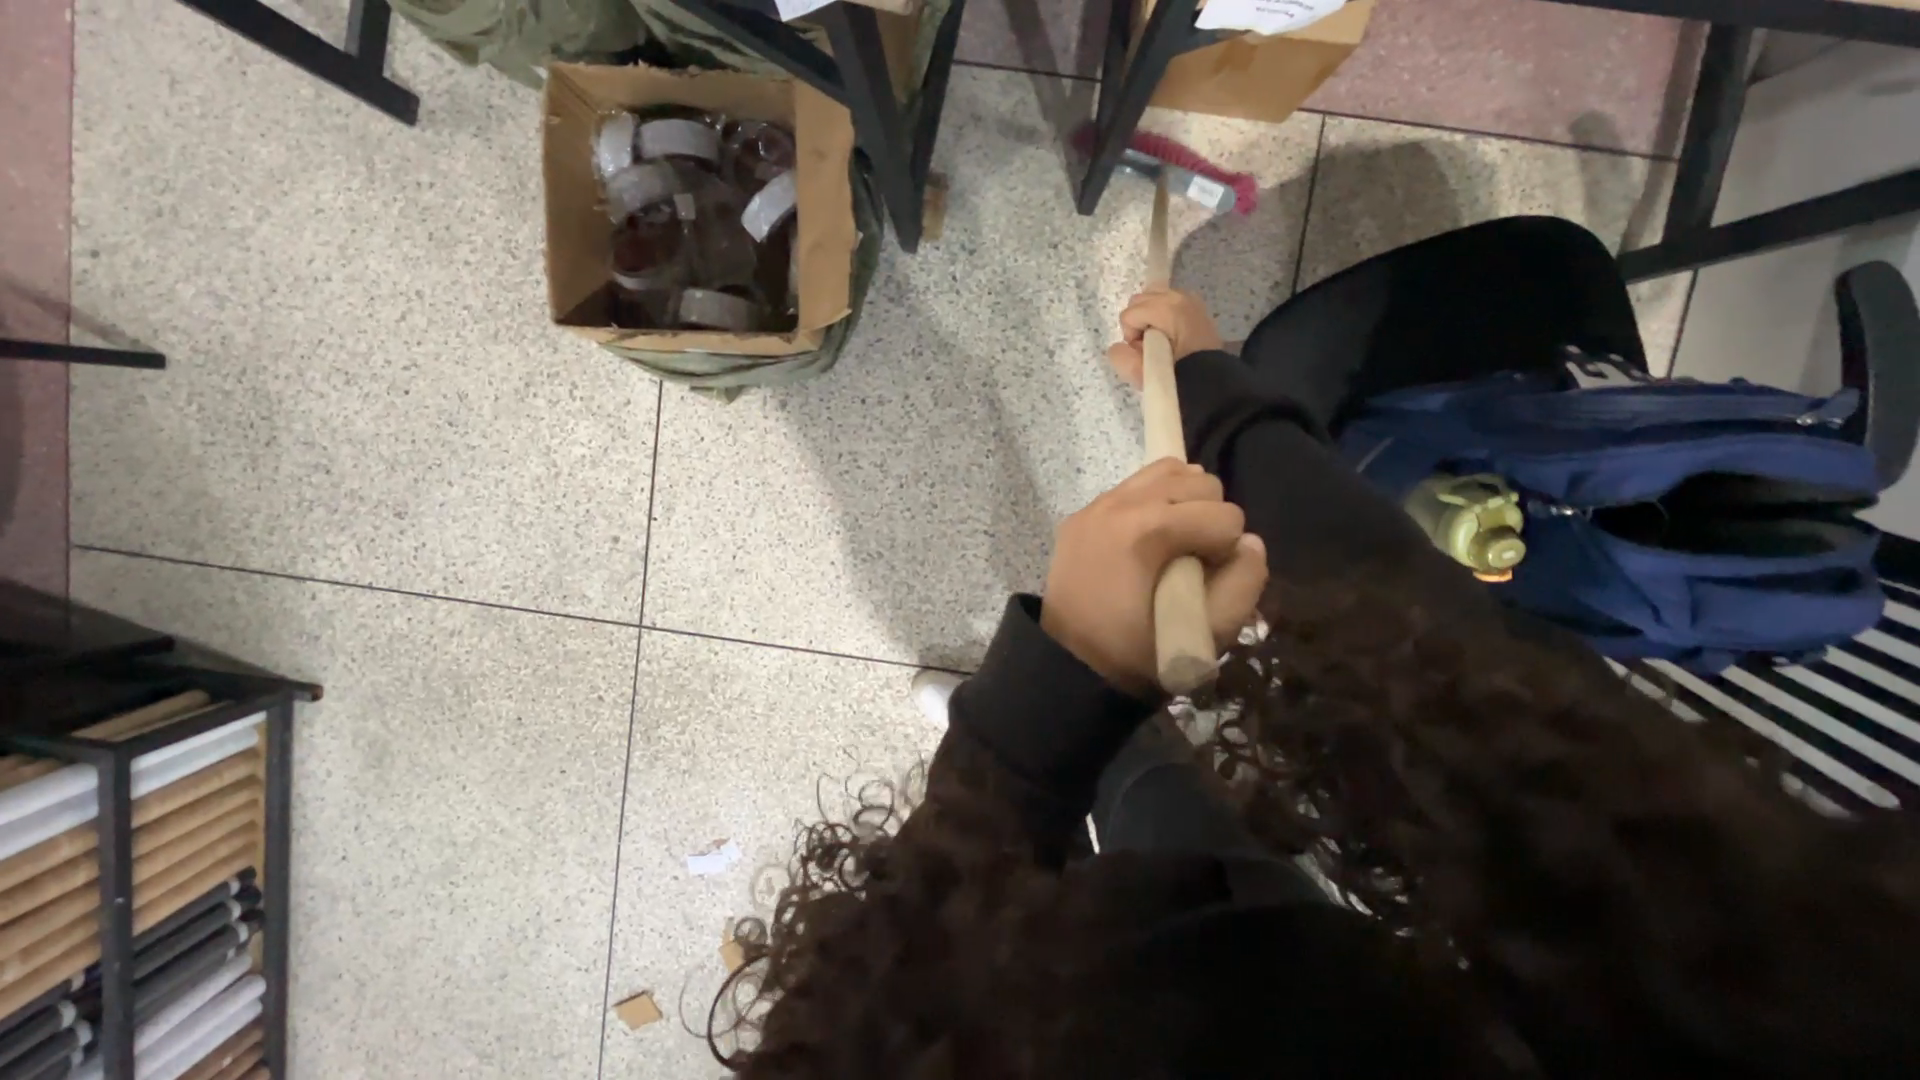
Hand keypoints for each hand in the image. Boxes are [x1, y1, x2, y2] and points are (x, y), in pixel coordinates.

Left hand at [1040, 459, 1268, 696]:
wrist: (1069, 665)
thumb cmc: (1139, 654)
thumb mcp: (1207, 636)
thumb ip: (1243, 584)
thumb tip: (1250, 542)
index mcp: (1148, 531)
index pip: (1226, 516)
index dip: (1228, 552)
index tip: (1206, 582)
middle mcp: (1120, 504)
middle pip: (1201, 483)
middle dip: (1211, 520)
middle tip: (1195, 561)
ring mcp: (1097, 504)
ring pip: (1168, 471)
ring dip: (1186, 502)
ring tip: (1177, 542)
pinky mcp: (1082, 512)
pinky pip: (1134, 484)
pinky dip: (1154, 500)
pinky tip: (1151, 537)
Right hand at [1105, 288, 1225, 388]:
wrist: (1210, 383)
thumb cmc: (1175, 377)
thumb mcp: (1140, 374)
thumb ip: (1120, 356)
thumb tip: (1125, 345)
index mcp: (1166, 308)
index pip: (1128, 315)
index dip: (1130, 336)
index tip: (1144, 354)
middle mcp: (1178, 297)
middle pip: (1139, 300)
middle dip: (1138, 322)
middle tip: (1150, 346)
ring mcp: (1189, 298)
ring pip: (1153, 297)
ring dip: (1150, 317)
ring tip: (1161, 339)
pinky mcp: (1196, 305)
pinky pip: (1168, 301)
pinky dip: (1163, 314)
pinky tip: (1171, 333)